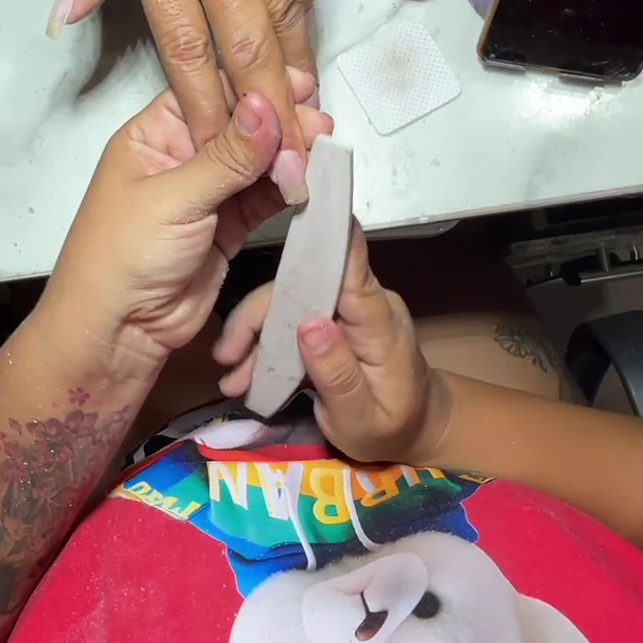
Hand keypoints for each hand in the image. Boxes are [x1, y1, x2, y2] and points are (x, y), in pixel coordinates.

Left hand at [40, 72, 332, 380]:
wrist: (120, 330)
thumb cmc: (120, 258)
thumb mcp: (172, 199)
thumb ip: (225, 157)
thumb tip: (264, 108)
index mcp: (153, 136)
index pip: (207, 93)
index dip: (251, 88)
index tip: (293, 85)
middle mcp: (180, 157)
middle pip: (239, 127)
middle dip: (278, 124)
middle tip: (316, 124)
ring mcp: (206, 192)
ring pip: (256, 163)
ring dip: (288, 158)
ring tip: (321, 149)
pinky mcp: (227, 225)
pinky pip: (263, 198)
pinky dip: (287, 191)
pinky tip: (308, 181)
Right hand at [214, 223, 443, 462]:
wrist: (417, 430)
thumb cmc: (394, 428)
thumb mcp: (363, 419)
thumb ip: (338, 374)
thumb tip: (308, 324)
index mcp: (377, 321)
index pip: (351, 265)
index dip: (324, 236)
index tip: (291, 211)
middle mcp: (361, 303)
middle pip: (301, 288)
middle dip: (256, 317)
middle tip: (225, 358)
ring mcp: (346, 309)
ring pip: (288, 304)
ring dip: (254, 338)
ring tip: (231, 381)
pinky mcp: (333, 320)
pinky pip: (292, 320)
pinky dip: (266, 347)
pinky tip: (244, 375)